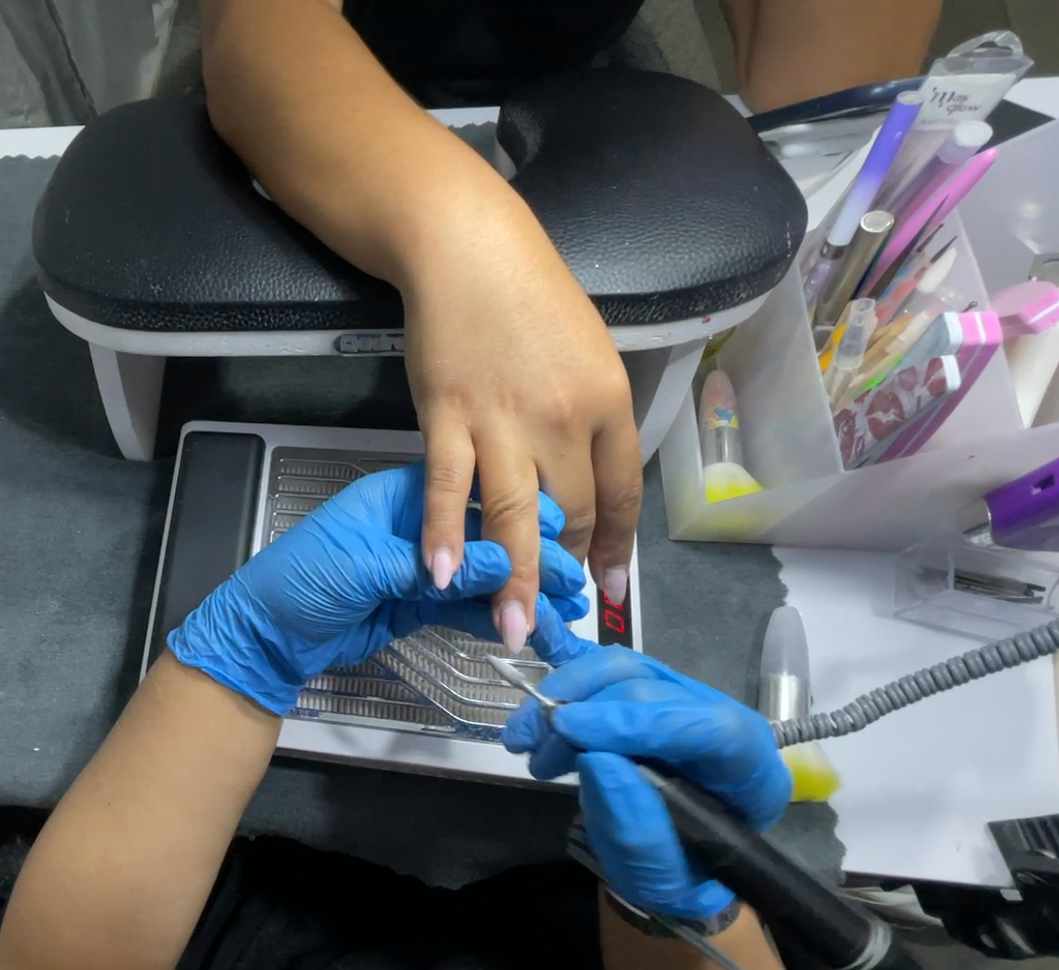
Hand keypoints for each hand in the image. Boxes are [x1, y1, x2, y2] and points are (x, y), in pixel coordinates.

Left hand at [168, 461, 593, 714]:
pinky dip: (489, 617)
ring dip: (516, 593)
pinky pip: (459, 609)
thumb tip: (498, 564)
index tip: (559, 526)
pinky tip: (524, 625)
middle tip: (572, 581)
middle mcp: (411, 528)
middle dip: (525, 558)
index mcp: (394, 499)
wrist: (267, 636)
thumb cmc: (299, 581)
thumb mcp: (362, 566)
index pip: (464, 494)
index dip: (512, 509)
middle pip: (479, 537)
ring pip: (475, 577)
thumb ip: (429, 567)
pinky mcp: (413, 605)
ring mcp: (415, 569)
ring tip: (565, 610)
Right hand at [400, 209, 640, 652]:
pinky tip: (439, 572)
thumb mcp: (582, 349)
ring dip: (510, 577)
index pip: (619, 492)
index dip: (614, 547)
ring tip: (508, 629)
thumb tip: (572, 471)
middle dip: (561, 570)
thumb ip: (586, 414)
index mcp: (607, 400)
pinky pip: (448, 486)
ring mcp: (501, 420)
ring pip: (513, 513)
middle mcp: (563, 419)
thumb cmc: (527, 296)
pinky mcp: (446, 417)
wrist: (467, 250)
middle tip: (548, 618)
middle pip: (570, 512)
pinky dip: (443, 532)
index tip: (606, 587)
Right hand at [501, 647, 791, 919]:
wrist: (663, 863)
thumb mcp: (659, 876)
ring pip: (617, 667)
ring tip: (523, 740)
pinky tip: (534, 706)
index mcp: (748, 772)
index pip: (704, 726)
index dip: (633, 720)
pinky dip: (560, 678)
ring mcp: (677, 697)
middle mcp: (716, 720)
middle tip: (529, 746)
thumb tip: (595, 759)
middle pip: (649, 685)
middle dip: (579, 709)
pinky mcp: (637, 689)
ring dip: (560, 694)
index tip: (567, 728)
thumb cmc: (673, 875)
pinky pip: (598, 667)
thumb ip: (636, 826)